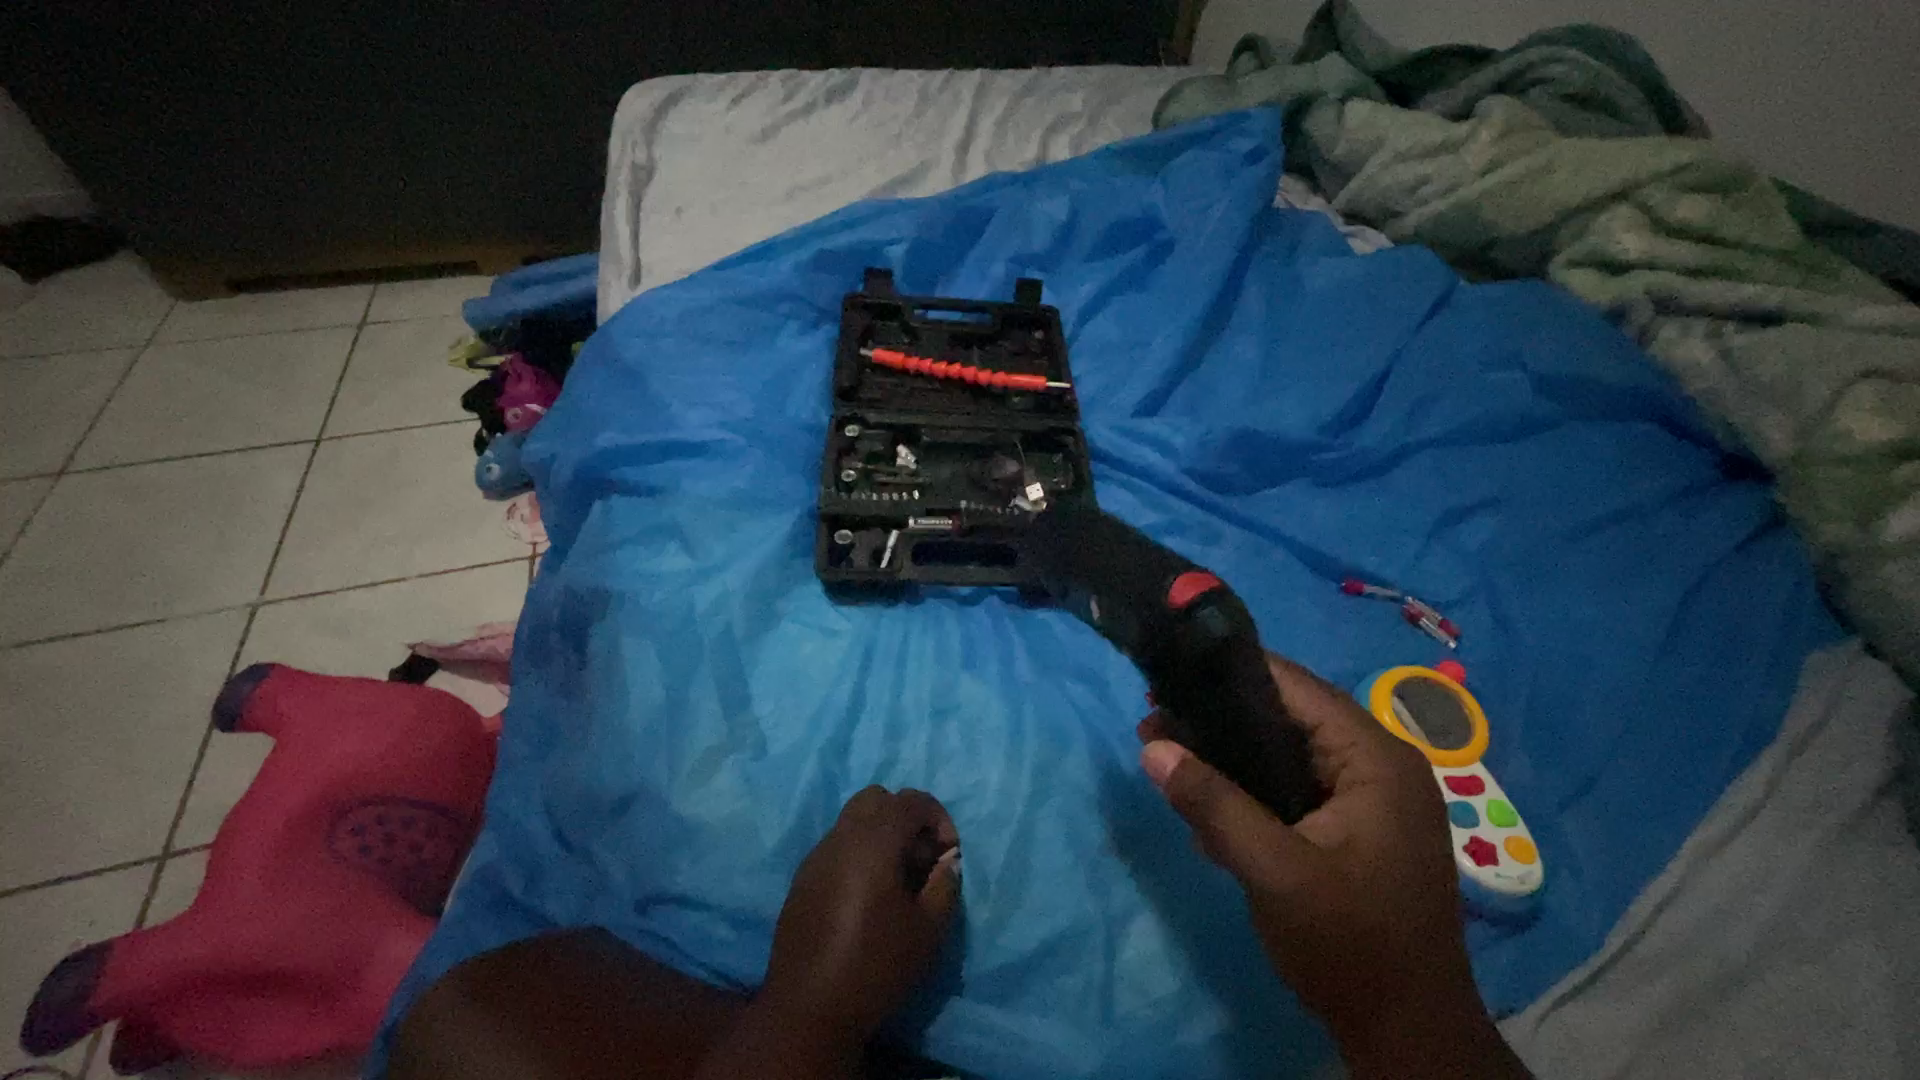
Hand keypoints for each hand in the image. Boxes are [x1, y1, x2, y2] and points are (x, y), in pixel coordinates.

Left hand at [760, 786, 961, 1044]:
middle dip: (905, 817)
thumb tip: (948, 858)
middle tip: (920, 858)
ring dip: (880, 834)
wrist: (808, 1008)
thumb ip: (944, 883)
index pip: (911, 800)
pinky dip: (858, 853)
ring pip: (852, 820)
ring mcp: (816, 856)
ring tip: (896, 879)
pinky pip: (836, 846)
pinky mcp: (802, 879)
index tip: (949, 852)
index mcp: (873, 842)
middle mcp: (841, 837)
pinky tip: (867, 896)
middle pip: (876, 798)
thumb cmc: (876, 966)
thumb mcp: (928, 929)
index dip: (938, 817)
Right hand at [1140, 654, 1529, 1078]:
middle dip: (1220, 724)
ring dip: (1232, 761)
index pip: (1296, 687)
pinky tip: (1211, 816)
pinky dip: (1254, 793)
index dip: (1229, 676)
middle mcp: (1380, 765)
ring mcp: (1372, 798)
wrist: (1408, 1034)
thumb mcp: (1273, 871)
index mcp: (1376, 759)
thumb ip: (1213, 804)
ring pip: (1287, 754)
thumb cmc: (1350, 945)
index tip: (1168, 681)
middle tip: (1155, 729)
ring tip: (1174, 770)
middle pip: (1288, 717)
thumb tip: (1151, 747)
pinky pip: (1296, 788)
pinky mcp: (1358, 826)